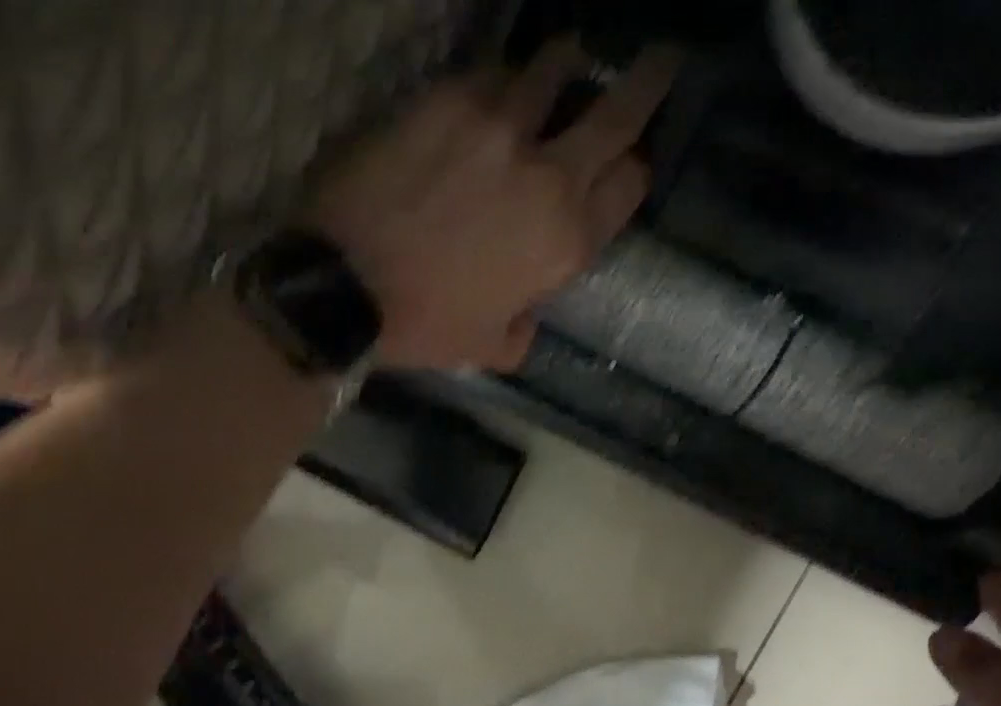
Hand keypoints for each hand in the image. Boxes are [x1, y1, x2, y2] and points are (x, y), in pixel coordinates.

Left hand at [311, 39, 679, 371]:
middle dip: (647, 83)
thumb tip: (525, 319)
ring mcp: (502, 128)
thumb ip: (520, 331)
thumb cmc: (419, 326)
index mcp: (566, 241)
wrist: (341, 286)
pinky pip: (491, 74)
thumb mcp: (484, 348)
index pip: (629, 185)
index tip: (624, 163)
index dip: (630, 172)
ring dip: (565, 70)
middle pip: (619, 113)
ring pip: (557, 72)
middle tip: (659, 62)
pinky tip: (488, 93)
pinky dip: (498, 82)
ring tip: (563, 66)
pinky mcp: (449, 99)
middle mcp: (550, 175)